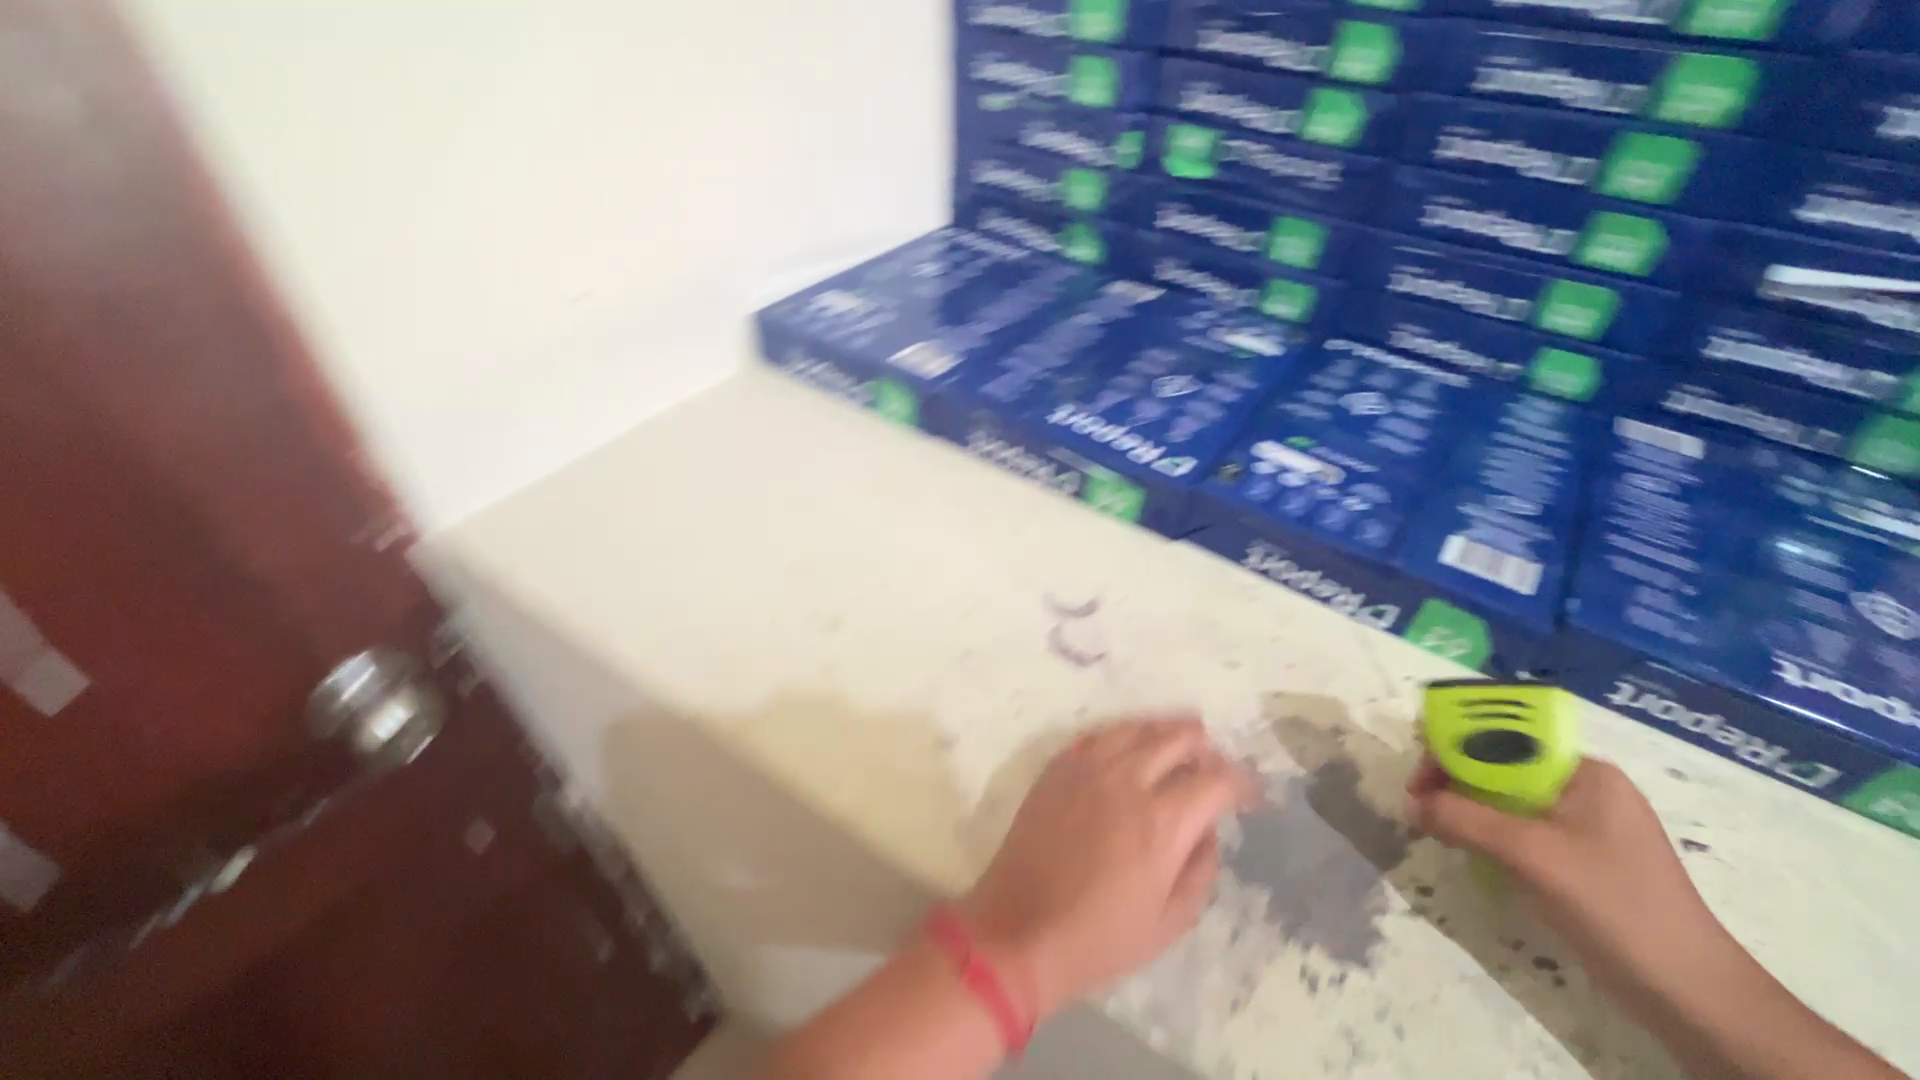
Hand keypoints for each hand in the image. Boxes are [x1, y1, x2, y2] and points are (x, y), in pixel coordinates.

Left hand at [959, 715, 1257, 1019]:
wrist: (1018, 931)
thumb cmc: (1099, 938)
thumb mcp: (1170, 922)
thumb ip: (1200, 870)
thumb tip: (1207, 831)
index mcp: (1162, 822)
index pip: (1216, 779)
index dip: (1242, 782)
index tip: (1250, 795)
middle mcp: (1126, 781)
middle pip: (1177, 738)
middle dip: (1206, 747)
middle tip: (1214, 762)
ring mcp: (1085, 770)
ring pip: (1135, 728)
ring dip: (1165, 730)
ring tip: (1181, 737)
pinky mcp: (1055, 771)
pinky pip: (1095, 736)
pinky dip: (1122, 734)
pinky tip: (1128, 744)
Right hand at [1405, 756, 1727, 1009]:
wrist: (1687, 991)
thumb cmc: (1613, 904)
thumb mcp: (1529, 853)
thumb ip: (1463, 819)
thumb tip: (1410, 804)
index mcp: (1586, 773)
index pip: (1504, 741)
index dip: (1453, 753)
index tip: (1418, 784)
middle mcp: (1587, 791)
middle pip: (1504, 770)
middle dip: (1456, 785)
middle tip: (1421, 812)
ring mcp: (1587, 830)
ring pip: (1510, 805)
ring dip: (1470, 814)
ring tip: (1437, 832)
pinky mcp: (1583, 864)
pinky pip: (1523, 835)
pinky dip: (1491, 839)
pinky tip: (1473, 856)